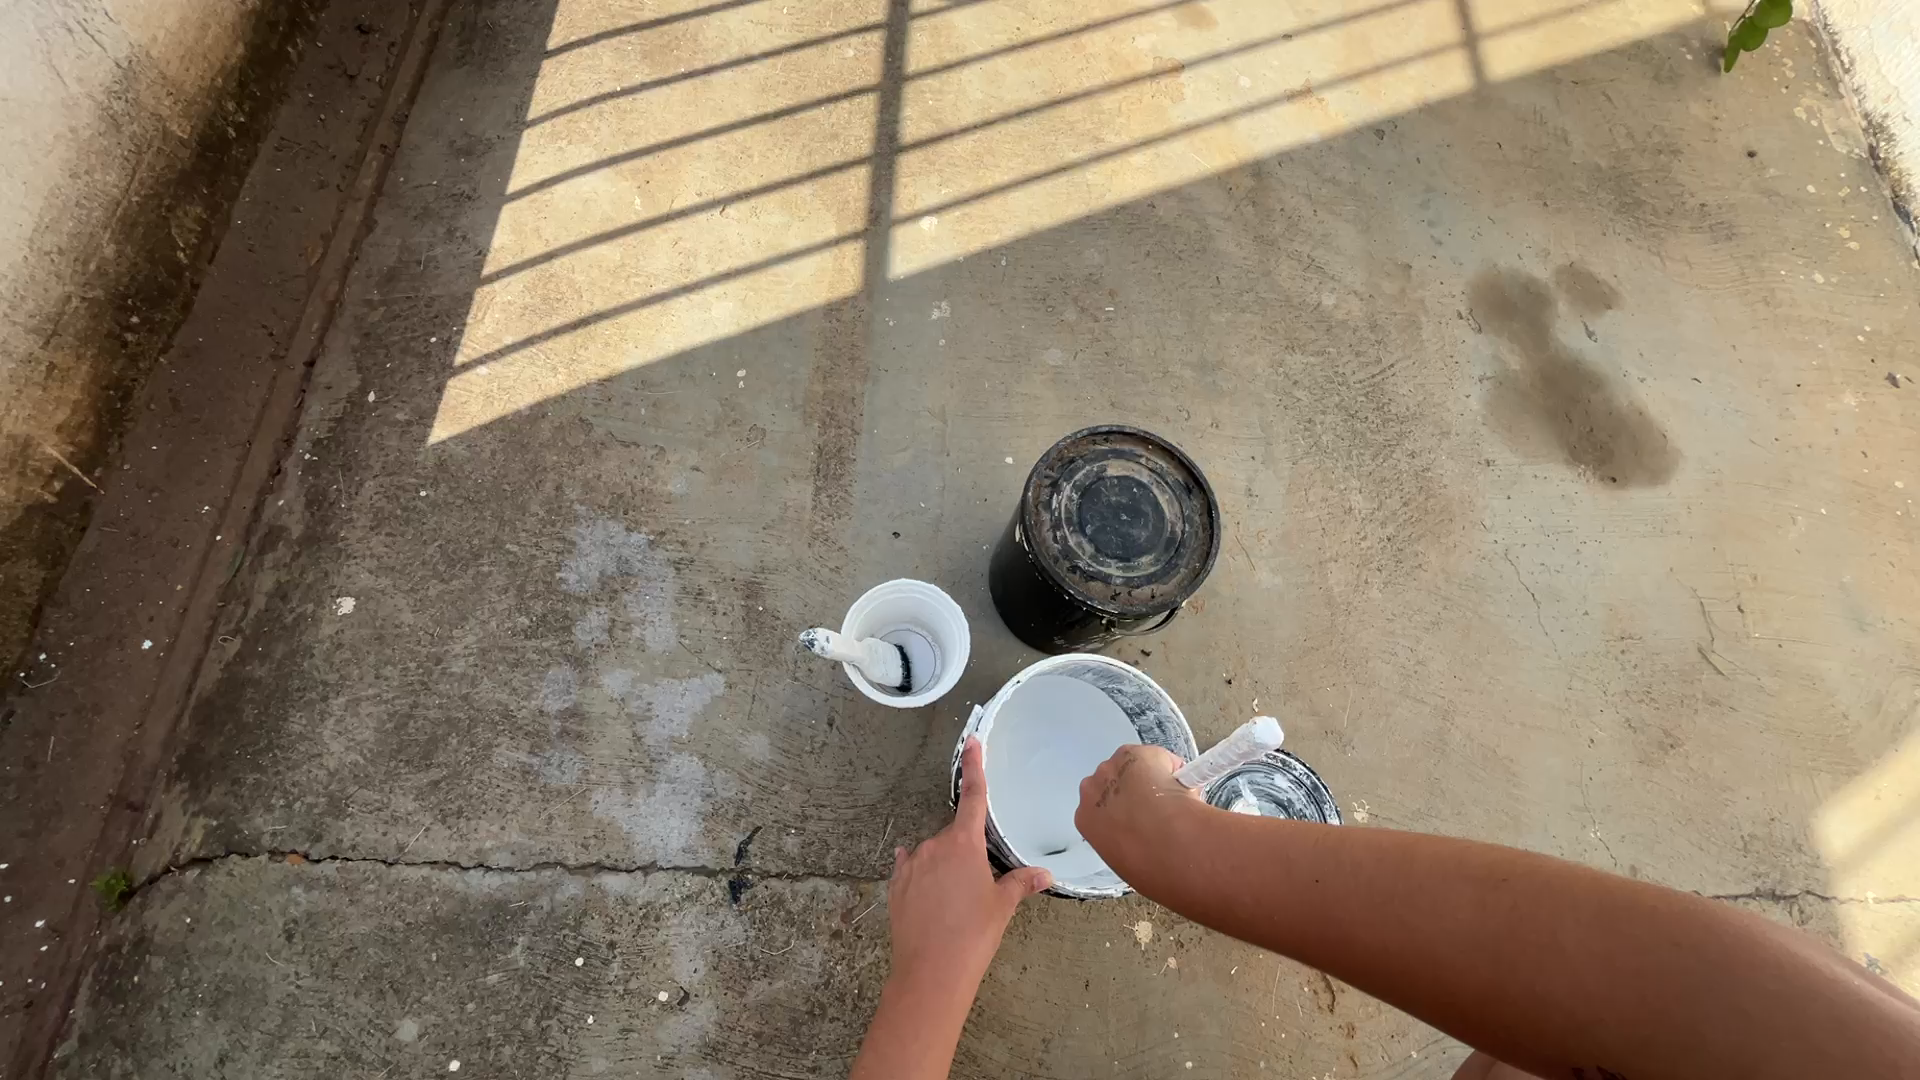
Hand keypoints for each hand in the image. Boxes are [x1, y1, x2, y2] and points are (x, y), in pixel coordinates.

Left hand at [887, 737, 1051, 988]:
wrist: (931, 973)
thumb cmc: (974, 935)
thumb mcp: (1002, 907)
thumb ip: (1022, 883)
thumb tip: (1046, 875)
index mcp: (965, 843)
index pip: (974, 796)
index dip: (974, 766)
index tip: (972, 741)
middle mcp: (935, 844)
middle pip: (955, 835)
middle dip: (966, 852)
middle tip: (976, 888)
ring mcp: (912, 862)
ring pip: (933, 853)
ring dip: (944, 867)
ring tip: (953, 905)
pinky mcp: (896, 883)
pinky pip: (909, 867)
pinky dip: (919, 873)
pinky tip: (926, 893)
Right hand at [1074, 743, 1202, 875]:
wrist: (1162, 842)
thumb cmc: (1146, 863)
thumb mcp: (1124, 862)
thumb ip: (1124, 844)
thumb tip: (1145, 848)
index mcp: (1085, 817)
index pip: (1100, 808)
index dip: (1122, 811)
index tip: (1140, 820)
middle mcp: (1092, 788)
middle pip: (1112, 782)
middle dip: (1132, 791)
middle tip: (1158, 810)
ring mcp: (1112, 767)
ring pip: (1134, 768)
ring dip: (1149, 778)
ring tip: (1173, 802)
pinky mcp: (1134, 754)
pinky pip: (1157, 758)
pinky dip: (1171, 768)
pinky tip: (1181, 789)